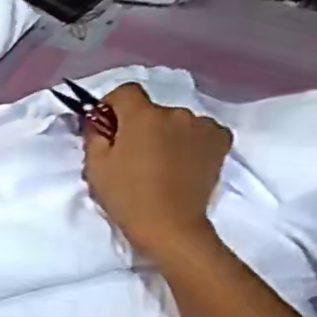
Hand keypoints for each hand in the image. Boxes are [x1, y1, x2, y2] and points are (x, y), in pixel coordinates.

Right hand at [82, 83, 234, 259]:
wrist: (169, 225)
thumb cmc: (126, 196)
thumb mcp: (96, 167)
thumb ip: (95, 136)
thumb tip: (98, 120)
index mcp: (143, 116)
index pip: (125, 91)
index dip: (111, 105)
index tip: (106, 126)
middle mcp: (176, 112)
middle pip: (151, 110)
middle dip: (139, 125)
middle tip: (130, 154)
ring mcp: (203, 125)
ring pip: (175, 122)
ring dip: (164, 134)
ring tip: (158, 163)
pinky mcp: (220, 140)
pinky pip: (198, 131)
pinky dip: (188, 141)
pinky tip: (181, 162)